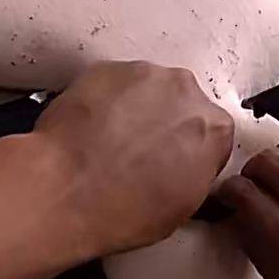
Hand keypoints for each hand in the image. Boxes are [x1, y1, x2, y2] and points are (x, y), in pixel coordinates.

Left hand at [31, 61, 233, 254]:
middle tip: (137, 153)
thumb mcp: (181, 209)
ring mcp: (143, 75)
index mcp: (213, 128)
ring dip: (133, 110)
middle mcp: (184, 91)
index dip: (191, 151)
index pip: (212, 134)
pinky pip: (110, 83)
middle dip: (162, 124)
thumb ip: (195, 175)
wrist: (66, 191)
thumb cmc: (119, 207)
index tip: (174, 161)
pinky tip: (91, 130)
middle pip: (179, 103)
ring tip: (109, 143)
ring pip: (145, 89)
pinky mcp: (104, 69)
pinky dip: (102, 101)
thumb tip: (184, 172)